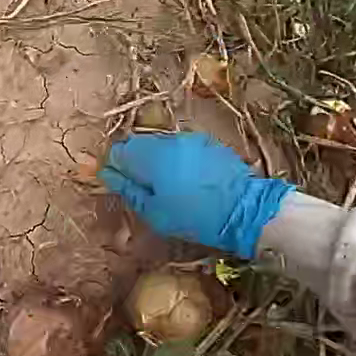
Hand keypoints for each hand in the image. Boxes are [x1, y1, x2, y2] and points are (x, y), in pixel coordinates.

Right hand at [99, 131, 293, 257]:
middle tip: (145, 192)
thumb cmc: (195, 216)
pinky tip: (187, 182)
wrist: (247, 210)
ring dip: (157, 163)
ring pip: (160, 146)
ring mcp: (190, 139)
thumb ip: (129, 190)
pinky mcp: (208, 144)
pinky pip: (181, 149)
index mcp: (149, 155)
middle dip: (136, 165)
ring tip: (167, 189)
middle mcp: (167, 140)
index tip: (122, 187)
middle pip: (138, 146)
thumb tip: (108, 175)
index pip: (118, 152)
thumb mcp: (155, 212)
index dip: (115, 169)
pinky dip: (177, 161)